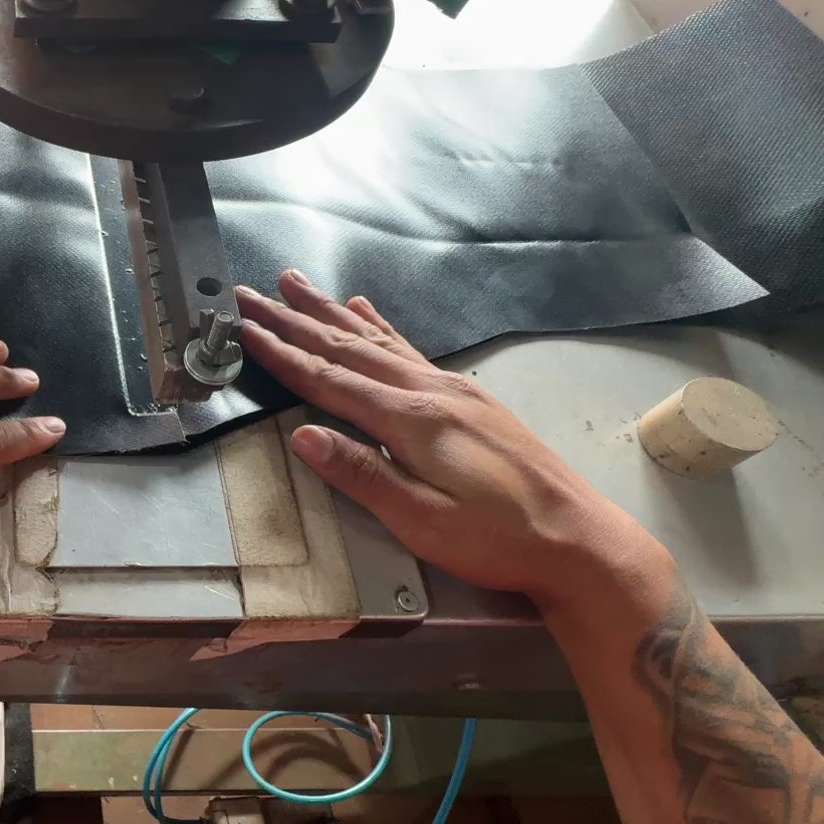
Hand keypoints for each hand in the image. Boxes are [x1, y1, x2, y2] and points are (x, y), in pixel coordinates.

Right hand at [236, 271, 670, 611]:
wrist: (578, 539)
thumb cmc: (495, 537)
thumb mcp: (420, 518)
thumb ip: (361, 473)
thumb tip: (303, 436)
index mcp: (412, 419)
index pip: (329, 380)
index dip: (282, 355)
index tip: (246, 330)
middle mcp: (429, 390)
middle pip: (345, 347)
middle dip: (293, 319)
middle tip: (253, 294)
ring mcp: (450, 388)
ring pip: (374, 339)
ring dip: (328, 312)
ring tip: (296, 284)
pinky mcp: (465, 396)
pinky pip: (408, 348)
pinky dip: (379, 325)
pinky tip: (364, 308)